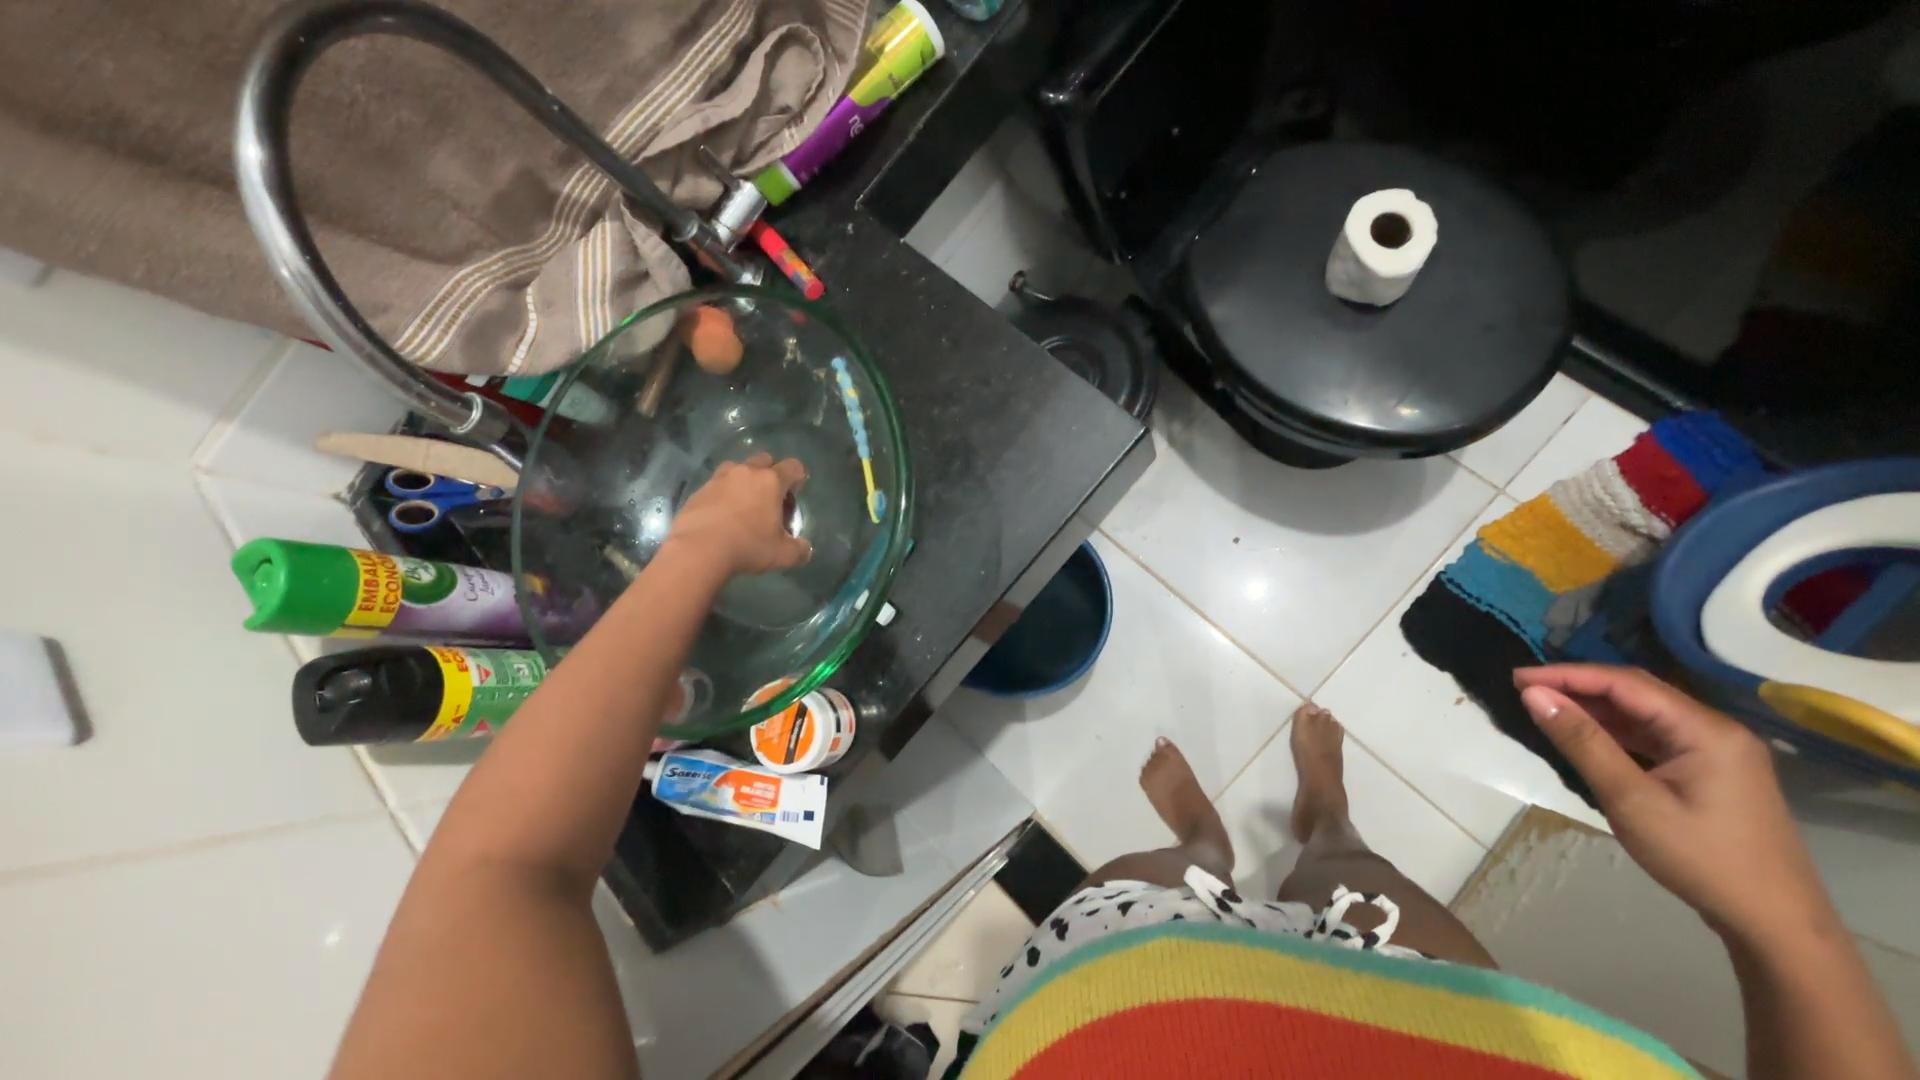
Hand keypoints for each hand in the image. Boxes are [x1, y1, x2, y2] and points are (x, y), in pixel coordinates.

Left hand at [663, 453, 810, 577]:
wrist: (698, 551)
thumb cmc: (747, 547)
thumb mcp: (782, 555)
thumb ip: (799, 550)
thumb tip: (805, 549)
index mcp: (770, 481)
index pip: (793, 466)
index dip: (799, 476)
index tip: (796, 492)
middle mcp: (745, 472)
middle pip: (764, 460)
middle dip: (771, 473)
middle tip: (770, 498)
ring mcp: (719, 479)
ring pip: (737, 468)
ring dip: (744, 479)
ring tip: (744, 503)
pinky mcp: (699, 491)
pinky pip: (716, 485)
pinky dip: (722, 494)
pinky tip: (721, 515)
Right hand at [1514, 664, 1834, 943]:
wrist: (1774, 921)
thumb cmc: (1701, 858)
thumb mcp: (1631, 800)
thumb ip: (1583, 742)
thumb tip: (1535, 695)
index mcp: (1705, 730)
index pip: (1625, 683)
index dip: (1567, 675)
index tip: (1517, 678)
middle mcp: (1715, 729)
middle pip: (1637, 692)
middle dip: (1579, 687)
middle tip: (1526, 690)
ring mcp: (1717, 751)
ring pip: (1645, 715)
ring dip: (1595, 709)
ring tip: (1546, 710)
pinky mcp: (1711, 771)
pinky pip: (1655, 737)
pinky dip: (1616, 732)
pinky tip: (1586, 737)